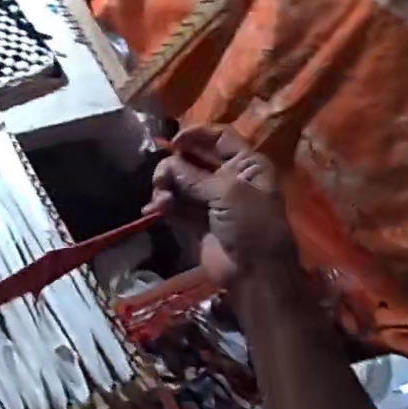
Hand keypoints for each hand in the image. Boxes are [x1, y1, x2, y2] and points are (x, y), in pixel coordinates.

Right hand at [146, 123, 295, 288]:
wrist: (254, 273)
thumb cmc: (252, 225)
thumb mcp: (228, 192)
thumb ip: (194, 176)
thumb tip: (166, 166)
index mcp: (246, 166)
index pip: (219, 138)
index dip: (196, 135)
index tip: (173, 142)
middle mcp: (227, 179)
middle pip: (193, 160)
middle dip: (174, 166)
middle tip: (161, 178)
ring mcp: (209, 201)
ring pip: (178, 183)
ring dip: (165, 188)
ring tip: (160, 201)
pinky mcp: (193, 222)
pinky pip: (172, 206)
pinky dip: (161, 205)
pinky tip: (153, 211)